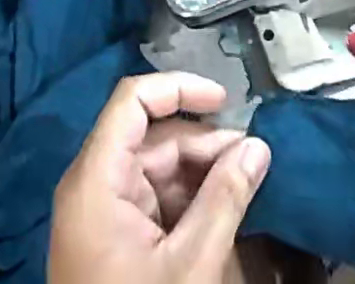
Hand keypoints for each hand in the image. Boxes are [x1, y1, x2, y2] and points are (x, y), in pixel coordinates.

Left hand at [48, 72, 271, 283]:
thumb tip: (259, 146)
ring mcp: (106, 209)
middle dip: (204, 142)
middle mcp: (96, 182)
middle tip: (255, 159)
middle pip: (152, 136)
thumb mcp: (189, 266)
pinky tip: (226, 205)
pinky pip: (156, 197)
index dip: (178, 88)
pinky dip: (191, 198)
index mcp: (96, 177)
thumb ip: (225, 200)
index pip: (133, 101)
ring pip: (158, 167)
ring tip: (248, 182)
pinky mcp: (117, 234)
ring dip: (203, 171)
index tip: (225, 99)